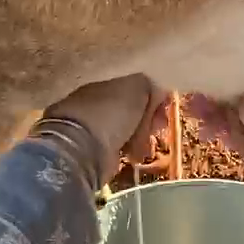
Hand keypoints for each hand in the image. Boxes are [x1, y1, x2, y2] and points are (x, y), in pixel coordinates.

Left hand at [43, 75, 165, 182]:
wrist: (81, 149)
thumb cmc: (110, 114)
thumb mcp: (137, 88)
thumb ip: (149, 86)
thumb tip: (157, 93)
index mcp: (101, 87)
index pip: (131, 90)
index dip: (151, 101)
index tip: (162, 113)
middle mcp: (91, 106)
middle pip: (127, 112)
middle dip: (145, 122)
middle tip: (156, 131)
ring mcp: (88, 131)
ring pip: (122, 132)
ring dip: (137, 140)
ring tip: (143, 149)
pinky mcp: (89, 155)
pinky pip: (115, 151)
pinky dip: (126, 153)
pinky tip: (132, 157)